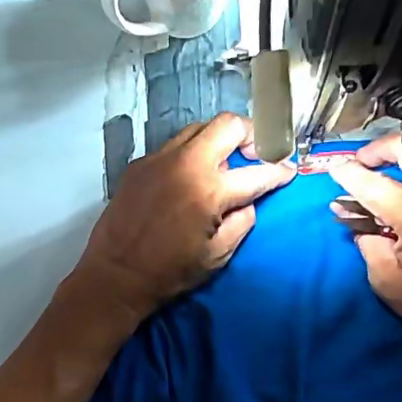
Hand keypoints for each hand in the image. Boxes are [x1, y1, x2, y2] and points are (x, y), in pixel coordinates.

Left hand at [73, 113, 293, 318]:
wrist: (115, 276)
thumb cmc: (168, 273)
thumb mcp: (217, 256)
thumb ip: (241, 222)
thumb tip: (248, 201)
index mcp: (209, 190)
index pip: (257, 171)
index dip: (278, 171)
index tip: (287, 170)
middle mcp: (185, 164)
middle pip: (228, 124)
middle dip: (249, 136)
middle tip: (253, 157)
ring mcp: (158, 160)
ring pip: (197, 130)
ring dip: (216, 142)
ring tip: (219, 166)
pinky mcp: (138, 166)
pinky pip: (171, 147)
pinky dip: (187, 156)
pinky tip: (185, 180)